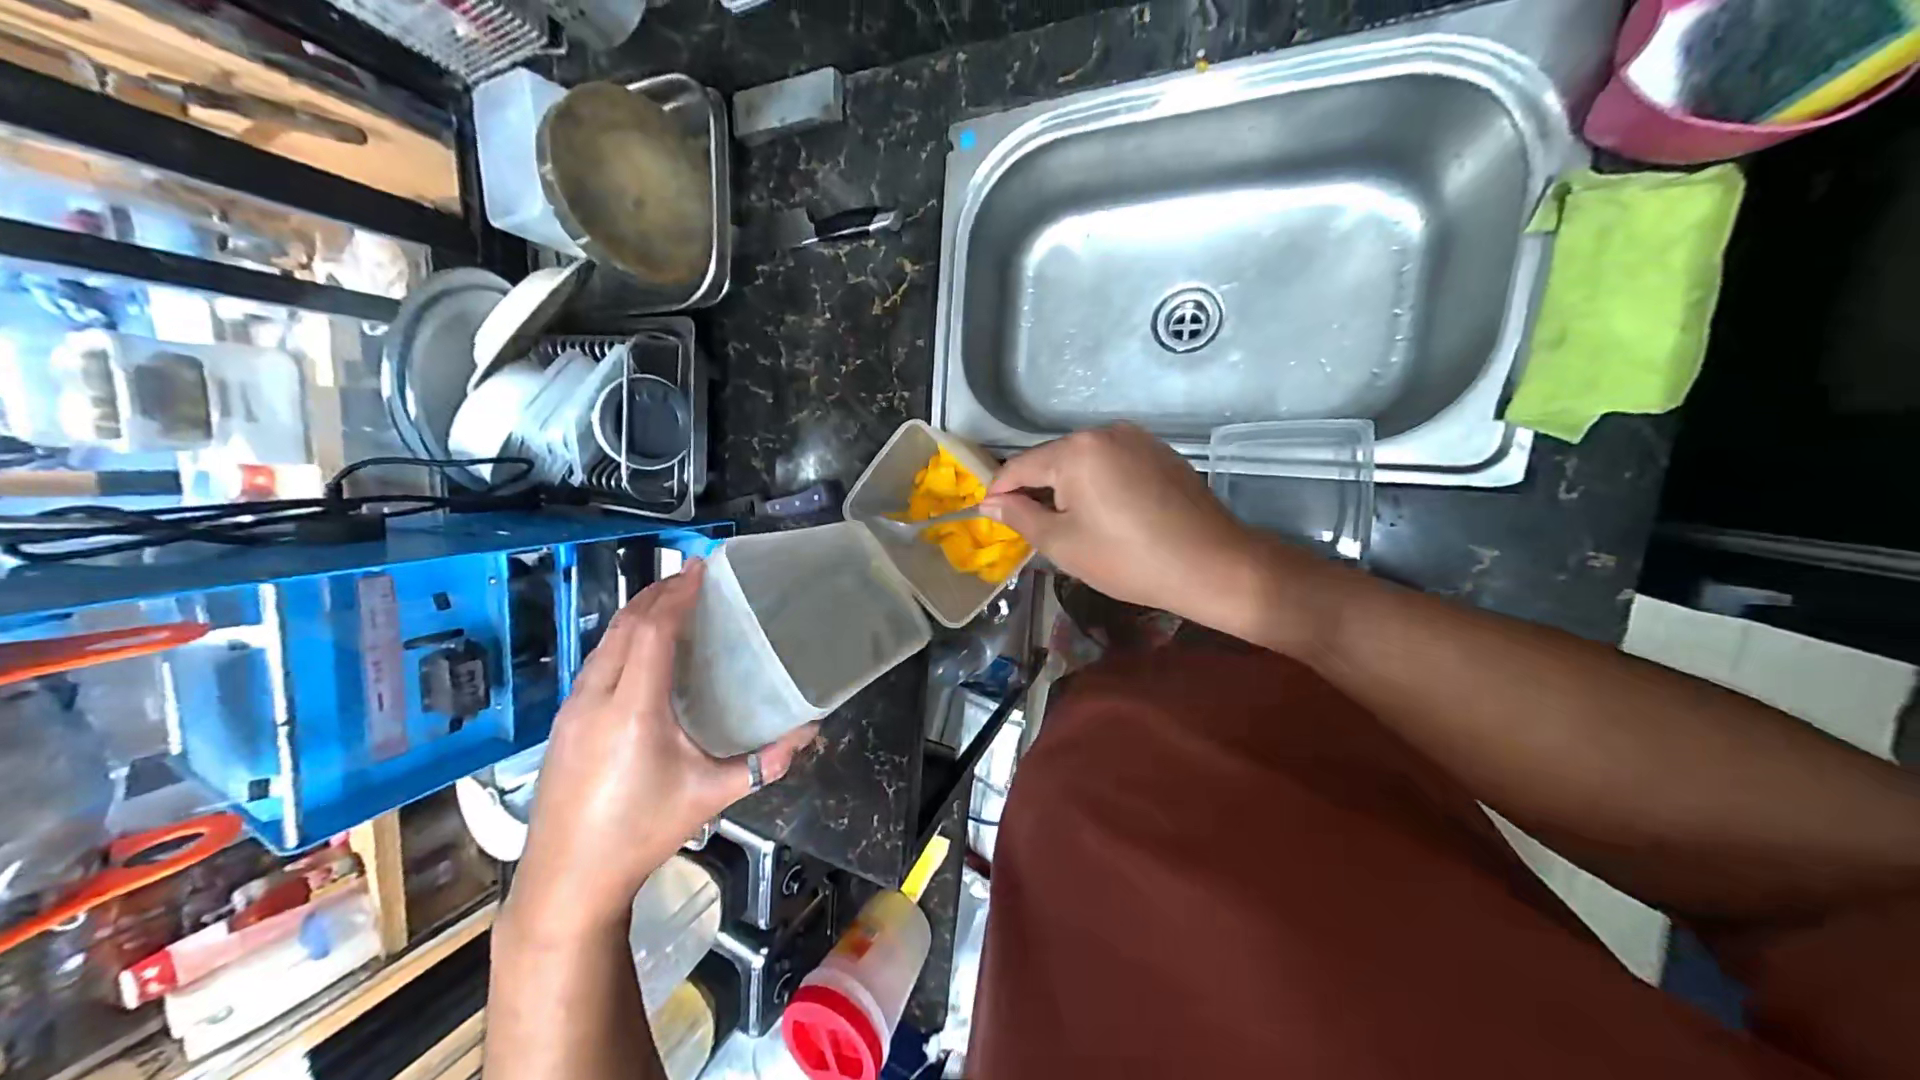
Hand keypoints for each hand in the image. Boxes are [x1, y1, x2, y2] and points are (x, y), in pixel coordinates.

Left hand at [511, 560, 816, 935]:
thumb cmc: (641, 834)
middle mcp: (596, 699)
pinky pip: (594, 663)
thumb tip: (809, 733)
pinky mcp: (561, 725)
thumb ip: (763, 763)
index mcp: (633, 709)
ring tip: (668, 602)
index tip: (700, 569)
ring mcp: (571, 711)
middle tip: (689, 577)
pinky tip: (639, 650)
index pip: (652, 632)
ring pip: (603, 643)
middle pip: (623, 627)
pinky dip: (620, 640)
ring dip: (635, 615)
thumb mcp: (710, 796)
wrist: (566, 882)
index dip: (677, 596)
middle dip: (656, 594)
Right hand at [981, 424, 1269, 621]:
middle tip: (1029, 528)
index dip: (998, 492)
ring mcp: (1137, 438)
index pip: (1019, 466)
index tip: (987, 517)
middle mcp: (1105, 431)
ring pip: (1083, 461)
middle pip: (1052, 460)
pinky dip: (1097, 483)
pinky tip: (1105, 514)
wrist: (1212, 565)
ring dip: (1066, 487)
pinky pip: (1112, 462)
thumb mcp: (1063, 544)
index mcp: (1076, 450)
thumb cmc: (1129, 559)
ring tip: (1067, 525)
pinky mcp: (1159, 451)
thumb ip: (1020, 517)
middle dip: (1035, 490)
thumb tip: (990, 503)